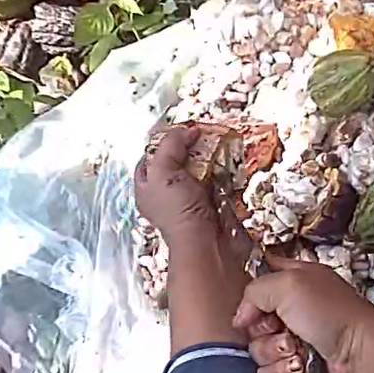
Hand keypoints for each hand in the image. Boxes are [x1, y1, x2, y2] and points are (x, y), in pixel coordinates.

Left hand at [135, 125, 220, 242]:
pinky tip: (227, 165)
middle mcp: (166, 195)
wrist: (205, 242)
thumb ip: (170, 146)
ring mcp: (189, 201)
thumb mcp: (164, 171)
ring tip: (218, 146)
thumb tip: (186, 130)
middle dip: (188, 149)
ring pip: (197, 172)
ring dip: (208, 160)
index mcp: (146, 188)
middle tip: (202, 136)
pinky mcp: (210, 207)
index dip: (163, 141)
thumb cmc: (177, 210)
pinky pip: (216, 183)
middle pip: (175, 163)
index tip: (181, 130)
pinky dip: (221, 173)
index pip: (151, 157)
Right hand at [235, 254, 373, 372]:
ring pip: (255, 351)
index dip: (251, 292)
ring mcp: (290, 344)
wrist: (360, 359)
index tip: (255, 302)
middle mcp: (289, 312)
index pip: (258, 279)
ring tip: (298, 351)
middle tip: (283, 328)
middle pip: (250, 321)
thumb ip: (255, 290)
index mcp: (293, 282)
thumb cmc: (330, 314)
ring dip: (275, 353)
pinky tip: (302, 370)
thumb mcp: (290, 283)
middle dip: (263, 329)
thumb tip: (241, 317)